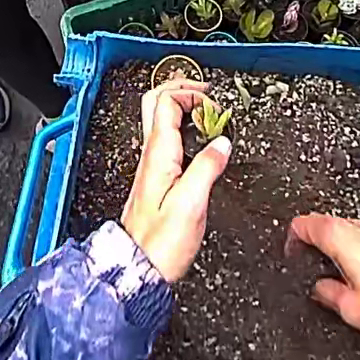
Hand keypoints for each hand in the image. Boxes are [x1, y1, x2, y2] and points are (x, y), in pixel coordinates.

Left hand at [120, 80, 230, 282]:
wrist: (137, 270)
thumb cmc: (161, 243)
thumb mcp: (191, 203)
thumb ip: (207, 167)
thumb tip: (222, 142)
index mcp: (158, 153)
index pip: (166, 101)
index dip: (190, 93)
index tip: (213, 106)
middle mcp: (151, 153)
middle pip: (155, 102)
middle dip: (180, 88)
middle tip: (204, 92)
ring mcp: (151, 164)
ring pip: (159, 118)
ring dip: (181, 106)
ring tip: (205, 111)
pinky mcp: (155, 177)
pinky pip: (166, 138)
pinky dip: (182, 127)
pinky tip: (198, 139)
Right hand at [286, 213, 359, 348]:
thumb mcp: (350, 308)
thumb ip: (329, 293)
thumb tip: (320, 288)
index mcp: (339, 237)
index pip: (305, 224)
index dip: (292, 237)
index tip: (290, 251)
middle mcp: (356, 229)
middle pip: (323, 221)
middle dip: (310, 235)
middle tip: (302, 254)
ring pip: (342, 227)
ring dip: (329, 238)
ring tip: (324, 261)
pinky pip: (358, 236)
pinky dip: (347, 245)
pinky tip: (350, 266)